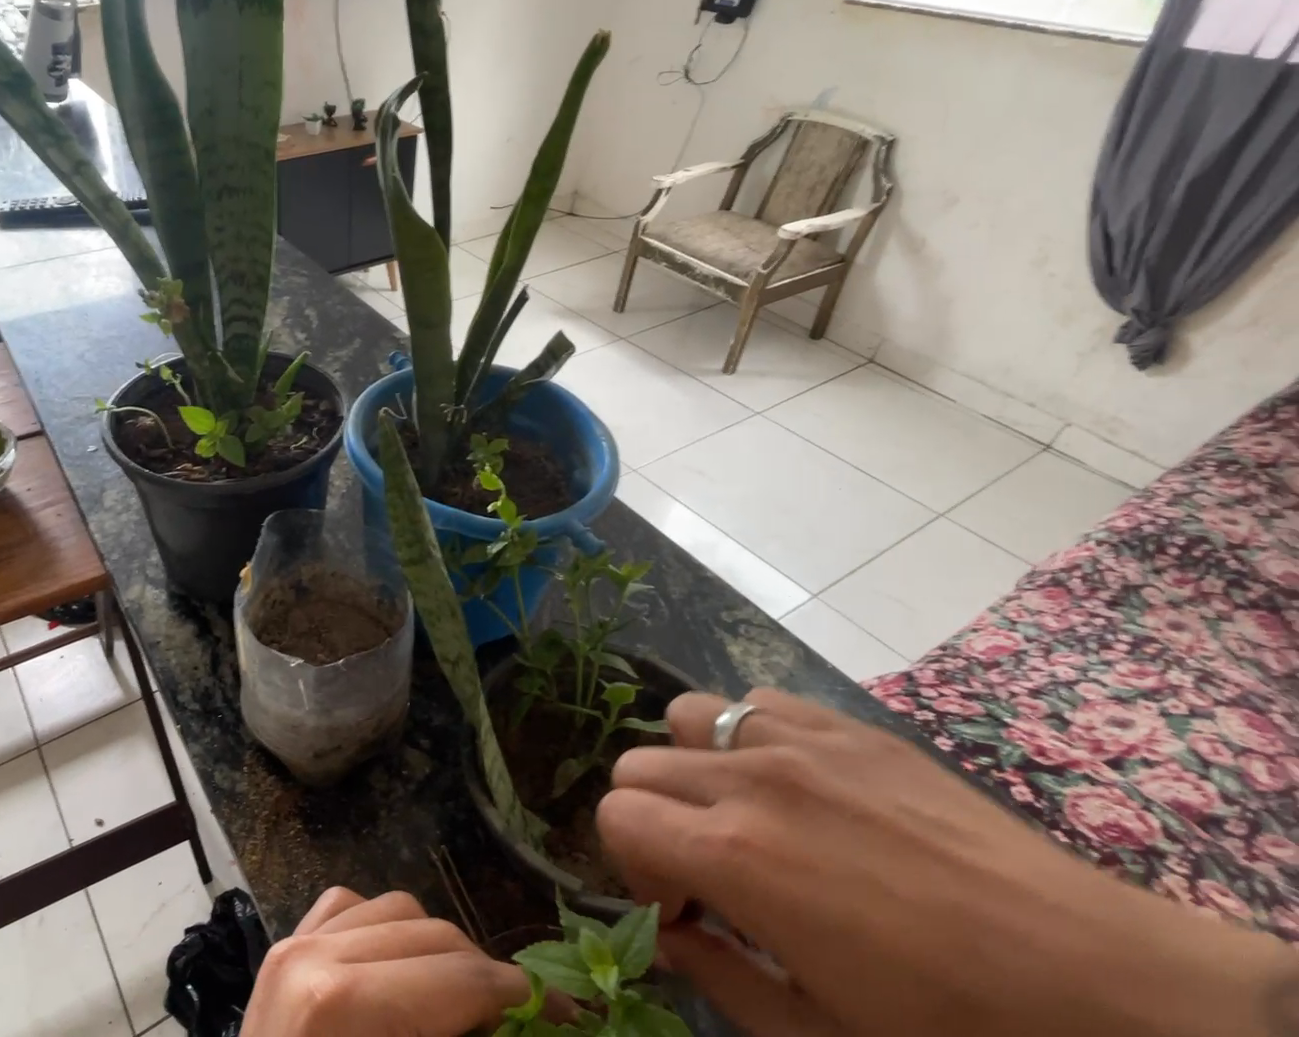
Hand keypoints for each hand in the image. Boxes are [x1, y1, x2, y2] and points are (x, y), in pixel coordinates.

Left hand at [242, 888, 529, 1036]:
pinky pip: (350, 906)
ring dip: (436, 949)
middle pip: (436, 936)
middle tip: (515, 1018)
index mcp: (344, 1002)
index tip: (568, 1013)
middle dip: (485, 977)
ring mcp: (293, 943)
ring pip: (399, 909)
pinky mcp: (283, 945)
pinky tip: (395, 966)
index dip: (524, 996)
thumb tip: (533, 1018)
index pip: (462, 978)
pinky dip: (383, 927)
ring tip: (453, 998)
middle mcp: (315, 955)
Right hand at [597, 690, 1298, 1036]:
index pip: (616, 817)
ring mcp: (802, 742)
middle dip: (655, 821)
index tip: (685, 906)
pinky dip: (750, 738)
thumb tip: (671, 931)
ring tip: (744, 815)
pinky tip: (797, 786)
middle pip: (638, 766)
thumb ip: (713, 972)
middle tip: (710, 870)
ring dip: (692, 767)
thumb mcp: (811, 1031)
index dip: (634, 868)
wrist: (1092, 977)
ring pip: (686, 718)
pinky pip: (758, 703)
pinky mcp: (851, 727)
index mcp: (733, 855)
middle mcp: (751, 779)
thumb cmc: (944, 1023)